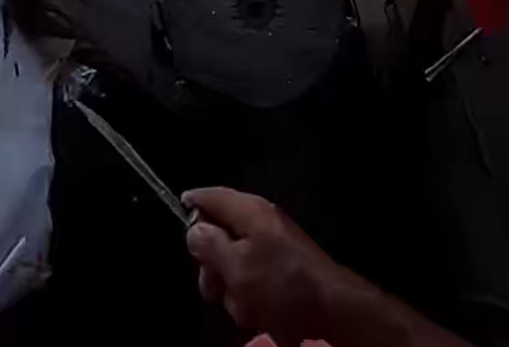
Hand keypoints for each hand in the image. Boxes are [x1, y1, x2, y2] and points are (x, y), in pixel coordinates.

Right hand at [183, 187, 352, 345]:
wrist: (328, 307)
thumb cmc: (282, 283)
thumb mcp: (238, 266)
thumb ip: (211, 246)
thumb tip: (194, 228)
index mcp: (251, 212)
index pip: (216, 195)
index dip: (196, 200)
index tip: (179, 204)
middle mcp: (260, 224)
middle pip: (218, 237)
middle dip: (212, 266)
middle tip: (220, 283)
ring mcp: (270, 248)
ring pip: (230, 267)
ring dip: (231, 290)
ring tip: (248, 302)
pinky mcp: (277, 272)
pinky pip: (248, 284)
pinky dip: (248, 300)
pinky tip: (259, 312)